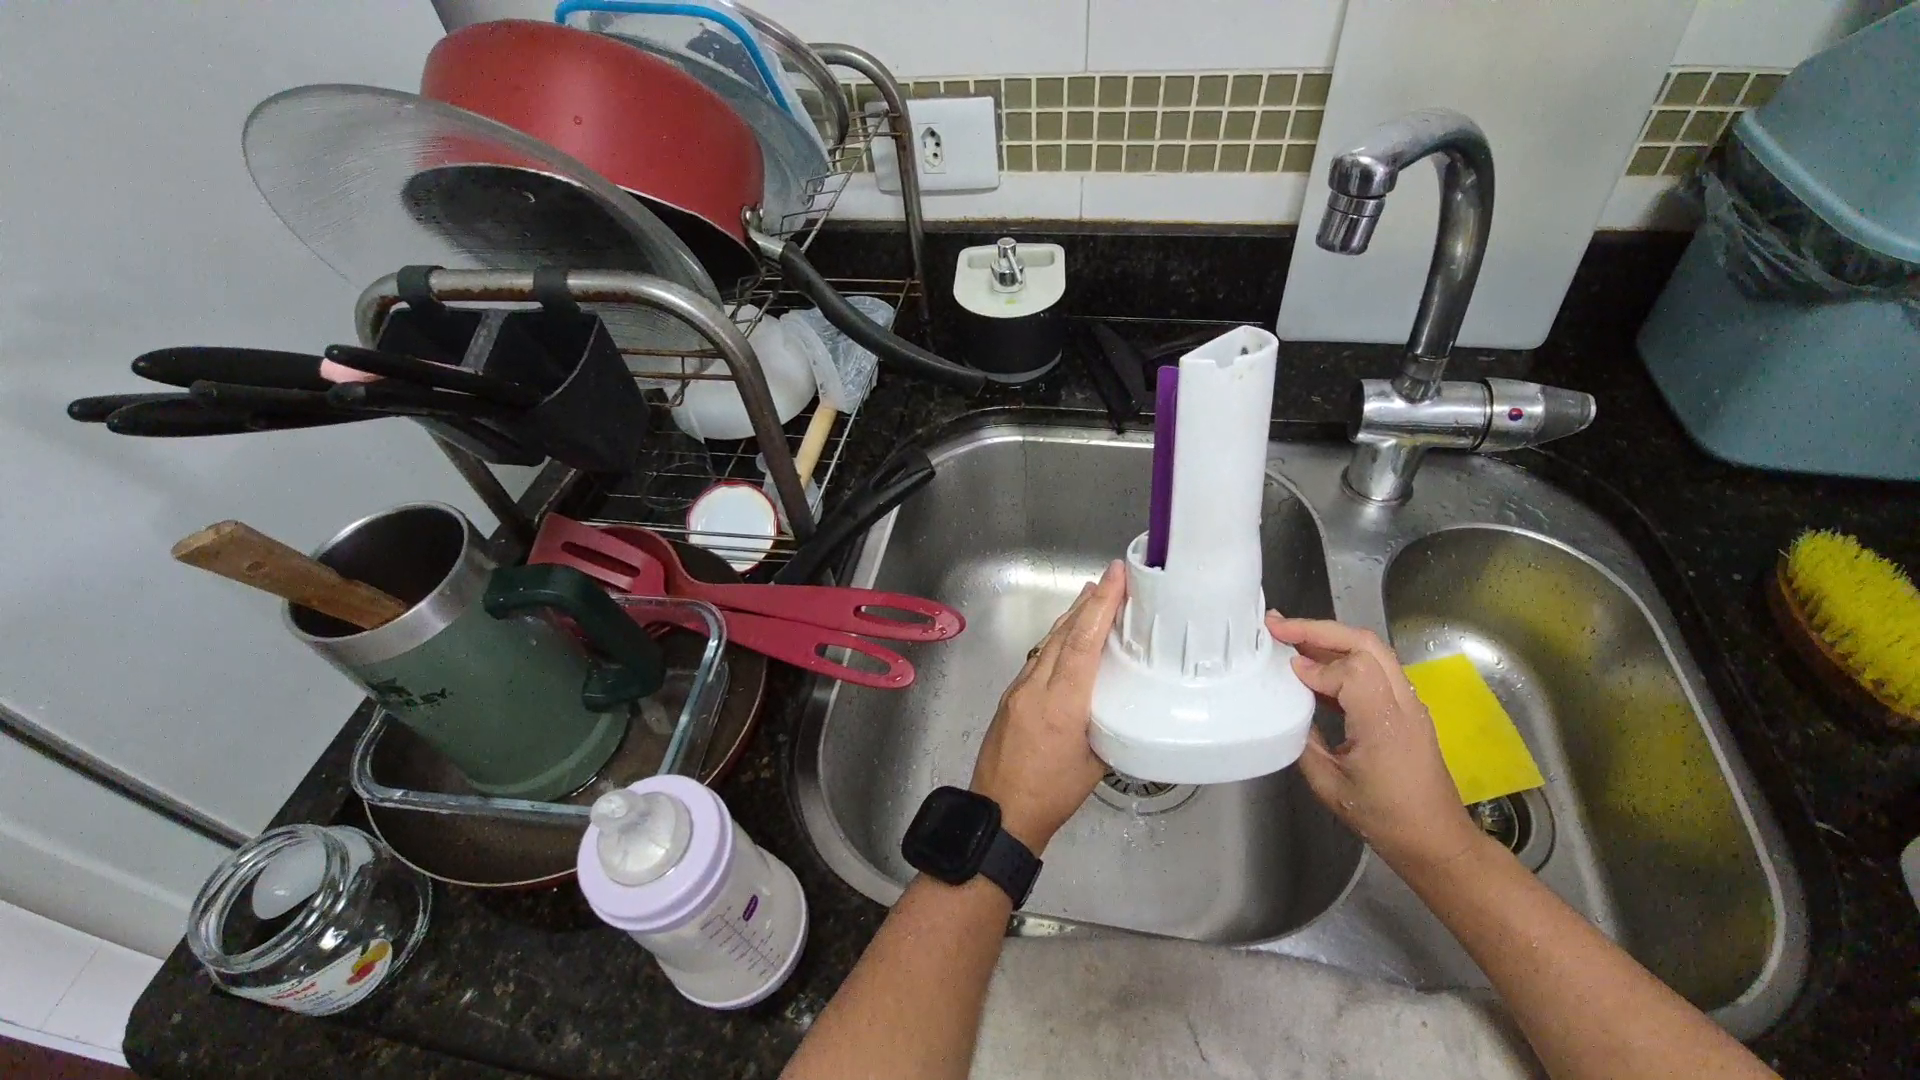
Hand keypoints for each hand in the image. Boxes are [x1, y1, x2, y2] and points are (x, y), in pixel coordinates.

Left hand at [970, 561, 1126, 853]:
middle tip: (1110, 578)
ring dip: (1071, 617)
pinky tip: (1068, 636)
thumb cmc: (1052, 796)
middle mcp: (1035, 689)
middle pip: (1062, 634)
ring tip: (1092, 596)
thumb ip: (1108, 725)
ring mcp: (1018, 691)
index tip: (1115, 577)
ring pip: (1047, 643)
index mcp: (1061, 705)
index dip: (1100, 607)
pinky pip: (1037, 658)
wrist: (999, 814)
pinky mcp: (1010, 697)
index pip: (1082, 643)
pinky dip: (1057, 640)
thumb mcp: (1095, 762)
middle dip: (1088, 602)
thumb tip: (1124, 701)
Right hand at [1267, 615, 1483, 872]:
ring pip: (1372, 651)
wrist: (1436, 840)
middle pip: (1365, 643)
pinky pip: (1375, 670)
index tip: (1284, 673)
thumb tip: (1288, 707)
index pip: (1350, 670)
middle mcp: (1403, 703)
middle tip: (1277, 628)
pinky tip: (1314, 669)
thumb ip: (1304, 738)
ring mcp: (1410, 704)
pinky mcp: (1407, 710)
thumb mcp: (1328, 783)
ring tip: (1290, 638)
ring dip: (1330, 640)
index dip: (1313, 667)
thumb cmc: (1383, 818)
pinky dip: (1342, 659)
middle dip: (1318, 630)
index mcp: (1384, 722)